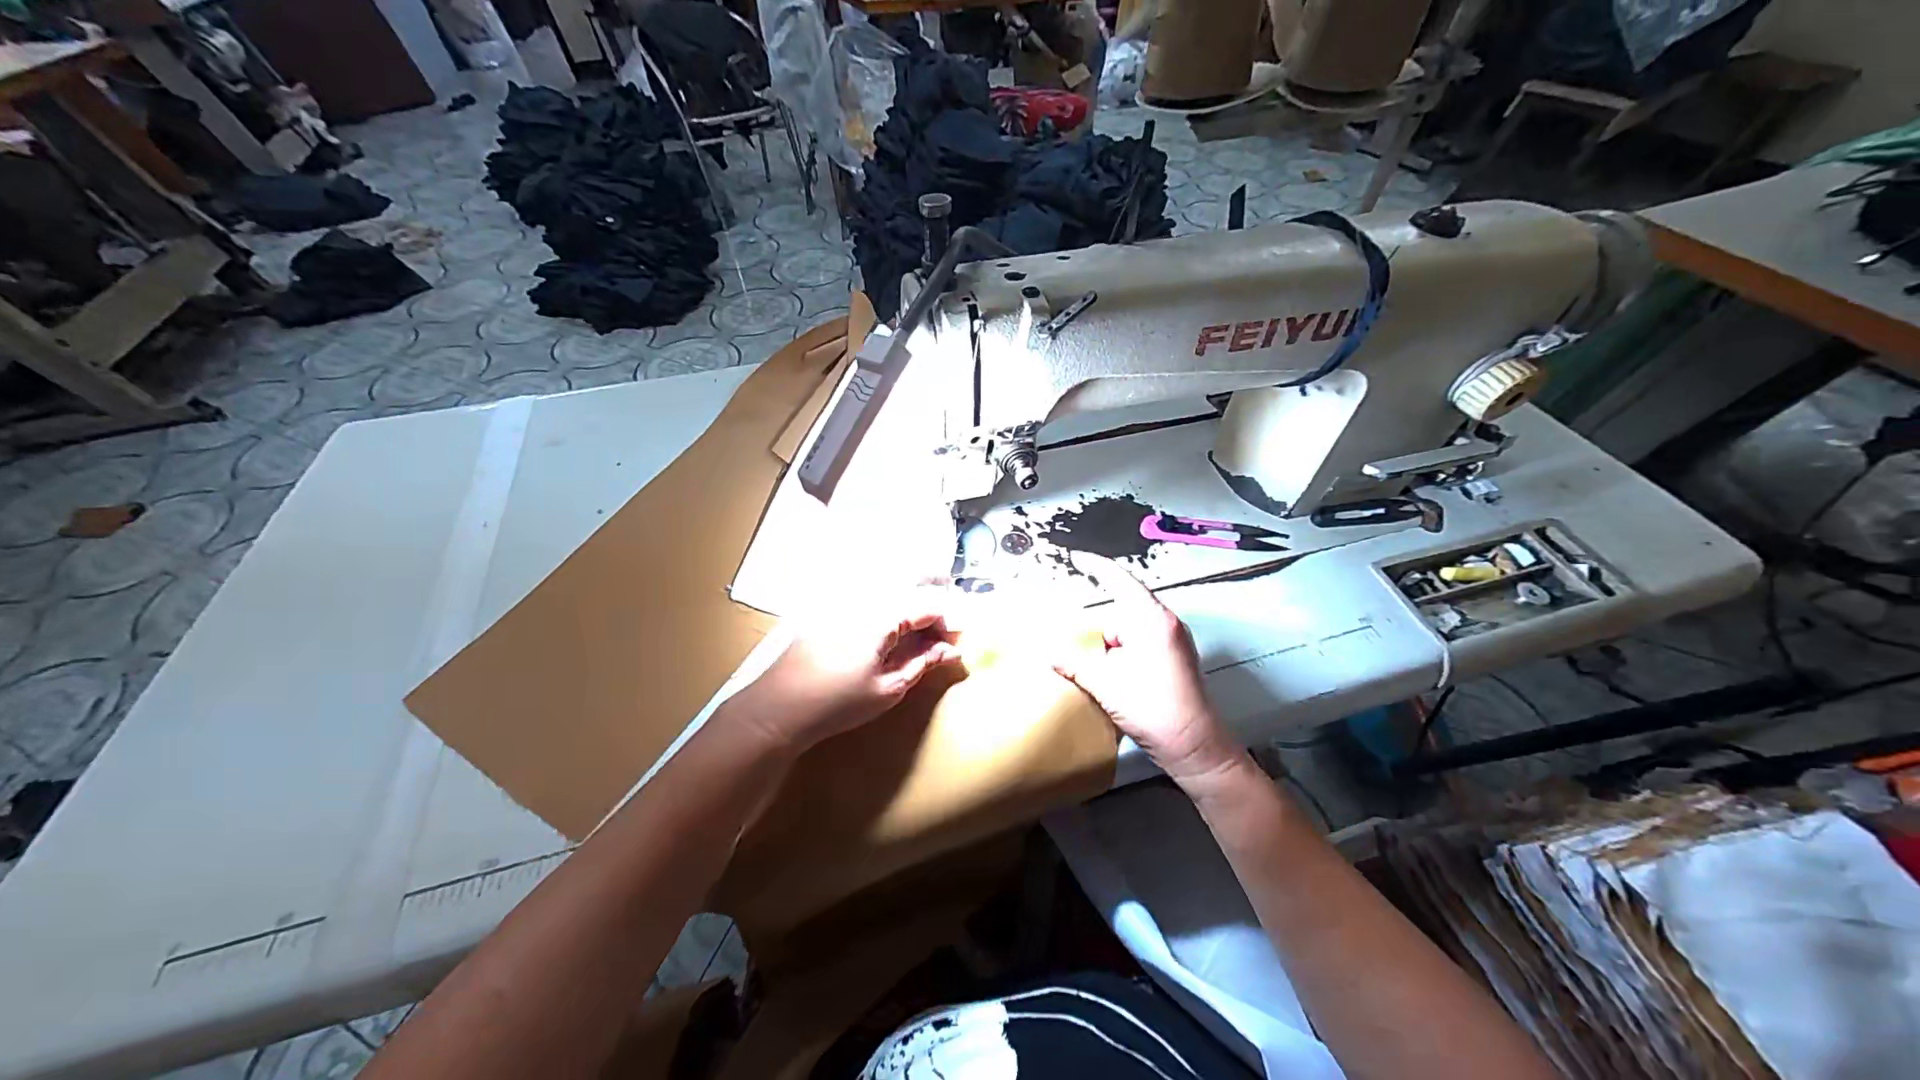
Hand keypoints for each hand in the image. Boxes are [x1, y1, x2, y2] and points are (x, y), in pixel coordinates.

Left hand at [726, 586, 963, 753]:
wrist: (777, 708)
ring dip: (905, 612)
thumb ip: (923, 663)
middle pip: (907, 593)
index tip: (952, 645)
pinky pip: (863, 601)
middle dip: (928, 614)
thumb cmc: (837, 703)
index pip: (928, 606)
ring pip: (885, 594)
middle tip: (935, 642)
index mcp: (882, 615)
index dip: (946, 624)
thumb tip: (951, 650)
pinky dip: (882, 614)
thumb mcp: (889, 688)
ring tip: (911, 643)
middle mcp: (862, 599)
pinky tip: (880, 640)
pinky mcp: (823, 612)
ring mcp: (840, 602)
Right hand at [1051, 557, 1240, 787]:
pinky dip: (1123, 659)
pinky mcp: (1175, 661)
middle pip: (1122, 612)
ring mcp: (1174, 643)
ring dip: (1111, 650)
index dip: (1096, 566)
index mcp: (1153, 620)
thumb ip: (1073, 663)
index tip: (1078, 558)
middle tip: (1084, 656)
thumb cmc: (1156, 711)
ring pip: (1130, 634)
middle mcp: (1167, 624)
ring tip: (1101, 679)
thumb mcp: (1104, 684)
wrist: (1195, 748)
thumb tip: (1050, 653)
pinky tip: (1115, 684)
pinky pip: (1140, 648)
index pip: (1120, 581)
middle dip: (1100, 633)